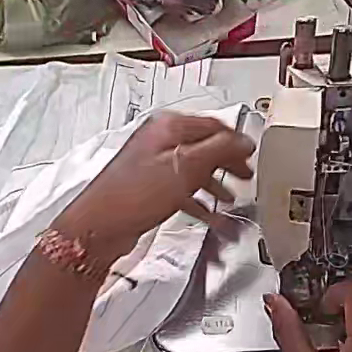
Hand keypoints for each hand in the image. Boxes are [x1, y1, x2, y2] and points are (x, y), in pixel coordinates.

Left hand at [55, 111, 254, 255]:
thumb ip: (220, 151)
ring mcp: (154, 164)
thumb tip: (243, 141)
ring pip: (195, 169)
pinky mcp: (151, 188)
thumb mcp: (186, 167)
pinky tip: (210, 215)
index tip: (251, 153)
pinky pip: (184, 190)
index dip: (236, 141)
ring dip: (215, 182)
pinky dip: (200, 200)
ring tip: (231, 196)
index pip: (214, 126)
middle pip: (205, 146)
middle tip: (245, 174)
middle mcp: (160, 141)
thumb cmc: (133, 195)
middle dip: (228, 162)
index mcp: (169, 127)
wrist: (100, 226)